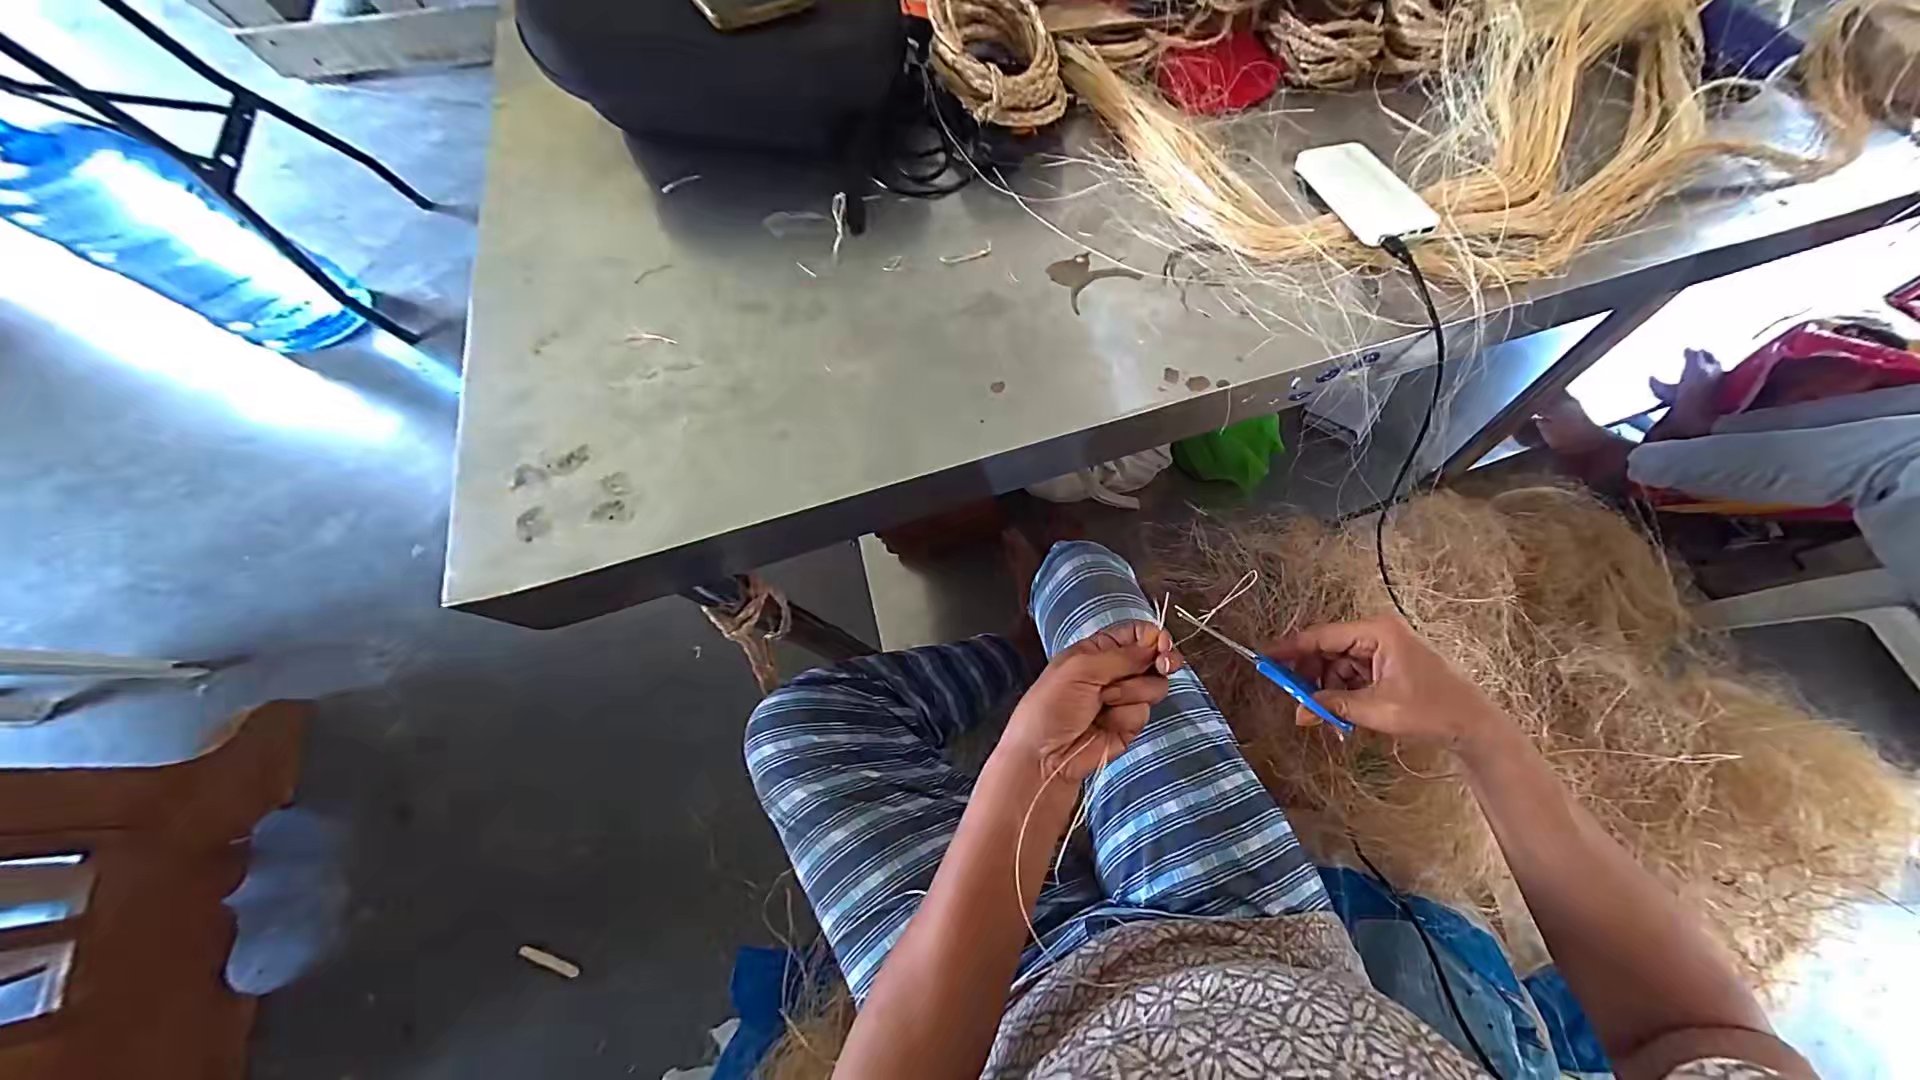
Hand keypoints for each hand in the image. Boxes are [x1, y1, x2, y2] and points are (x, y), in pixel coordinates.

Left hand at [998, 621, 1180, 785]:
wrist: (1045, 755)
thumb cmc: (1050, 705)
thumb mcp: (1080, 669)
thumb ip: (1120, 656)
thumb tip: (1155, 644)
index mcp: (1097, 650)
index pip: (1135, 634)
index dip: (1153, 636)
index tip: (1163, 645)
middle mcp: (1113, 671)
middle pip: (1153, 658)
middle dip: (1159, 662)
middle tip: (1162, 665)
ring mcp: (1123, 698)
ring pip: (1153, 686)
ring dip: (1131, 693)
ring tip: (1103, 702)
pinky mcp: (1129, 723)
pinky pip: (1143, 712)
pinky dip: (1125, 717)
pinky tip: (1105, 723)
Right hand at [1266, 616, 1507, 750]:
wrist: (1475, 728)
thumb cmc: (1430, 711)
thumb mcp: (1376, 709)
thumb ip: (1332, 705)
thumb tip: (1298, 713)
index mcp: (1376, 632)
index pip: (1321, 636)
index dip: (1290, 649)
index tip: (1264, 659)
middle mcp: (1375, 634)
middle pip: (1325, 649)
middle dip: (1308, 674)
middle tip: (1291, 695)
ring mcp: (1380, 649)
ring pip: (1335, 663)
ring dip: (1323, 687)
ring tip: (1319, 712)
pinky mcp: (1383, 665)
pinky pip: (1349, 673)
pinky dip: (1338, 691)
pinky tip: (1334, 710)